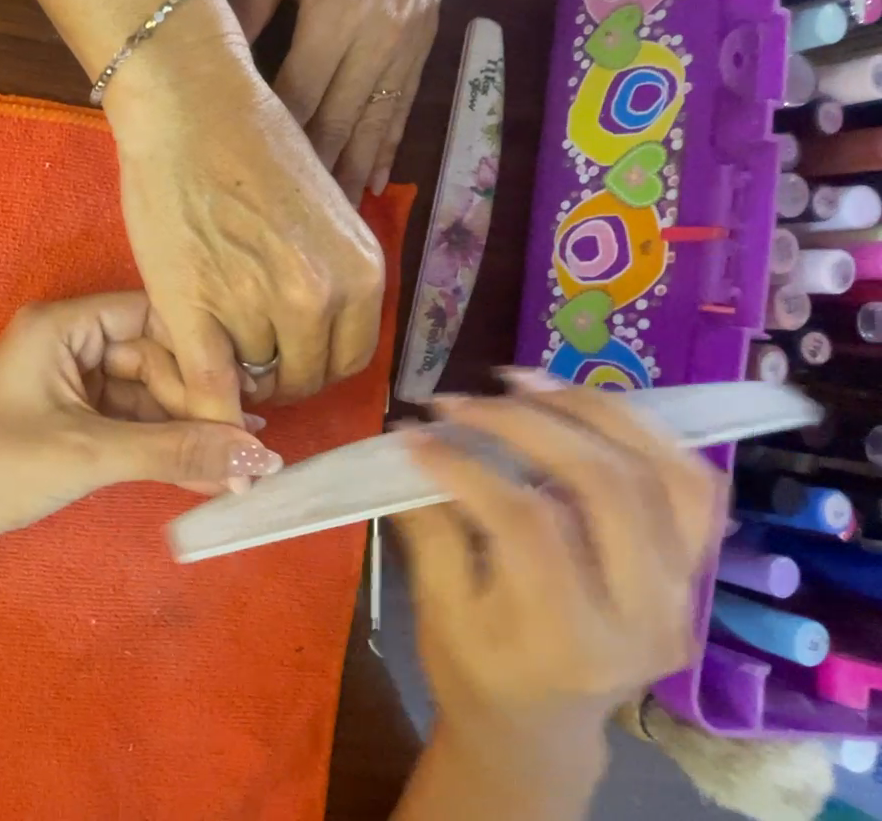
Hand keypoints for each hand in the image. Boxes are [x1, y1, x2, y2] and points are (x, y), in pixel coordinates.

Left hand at [0, 292, 279, 544]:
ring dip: (186, 431)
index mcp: (61, 326)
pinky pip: (127, 421)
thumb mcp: (88, 454)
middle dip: (198, 405)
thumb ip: (175, 449)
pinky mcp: (67, 416)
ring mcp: (67, 381)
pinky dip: (159, 446)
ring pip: (144, 394)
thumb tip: (259, 455)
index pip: (151, 317)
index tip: (248, 398)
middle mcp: (67, 343)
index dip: (201, 355)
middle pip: (153, 358)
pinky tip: (204, 473)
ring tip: (242, 468)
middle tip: (250, 452)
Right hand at [104, 6, 385, 409]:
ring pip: (248, 382)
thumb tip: (301, 325)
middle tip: (234, 355)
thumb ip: (322, 273)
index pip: (346, 361)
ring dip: (226, 371)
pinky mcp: (195, 311)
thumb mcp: (320, 213)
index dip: (306, 366)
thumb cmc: (251, 145)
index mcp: (360, 272)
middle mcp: (321, 299)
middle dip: (268, 377)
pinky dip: (203, 409)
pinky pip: (208, 388)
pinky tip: (190, 401)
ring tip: (198, 339)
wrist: (189, 110)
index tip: (276, 360)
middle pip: (299, 380)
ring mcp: (256, 308)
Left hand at [232, 0, 492, 199]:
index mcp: (337, 14)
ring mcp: (407, 45)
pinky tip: (373, 183)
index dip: (275, 138)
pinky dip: (386, 149)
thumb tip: (220, 53)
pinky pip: (401, 107)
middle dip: (309, 172)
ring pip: (373, 123)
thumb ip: (251, 2)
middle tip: (282, 220)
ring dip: (348, 173)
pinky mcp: (425, 45)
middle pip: (336, 119)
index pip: (298, 93)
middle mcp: (377, 39)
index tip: (250, 179)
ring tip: (326, 221)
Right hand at [394, 370, 725, 753]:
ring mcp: (684, 593)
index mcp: (570, 638)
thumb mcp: (437, 611)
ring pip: (666, 475)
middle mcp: (646, 615)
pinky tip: (580, 406)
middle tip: (455, 401)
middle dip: (524, 425)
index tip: (410, 432)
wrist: (538, 722)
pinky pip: (691, 487)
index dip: (465, 465)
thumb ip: (432, 530)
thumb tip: (411, 448)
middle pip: (607, 487)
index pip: (528, 524)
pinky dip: (641, 434)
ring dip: (592, 414)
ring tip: (521, 383)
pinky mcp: (693, 573)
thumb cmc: (472, 670)